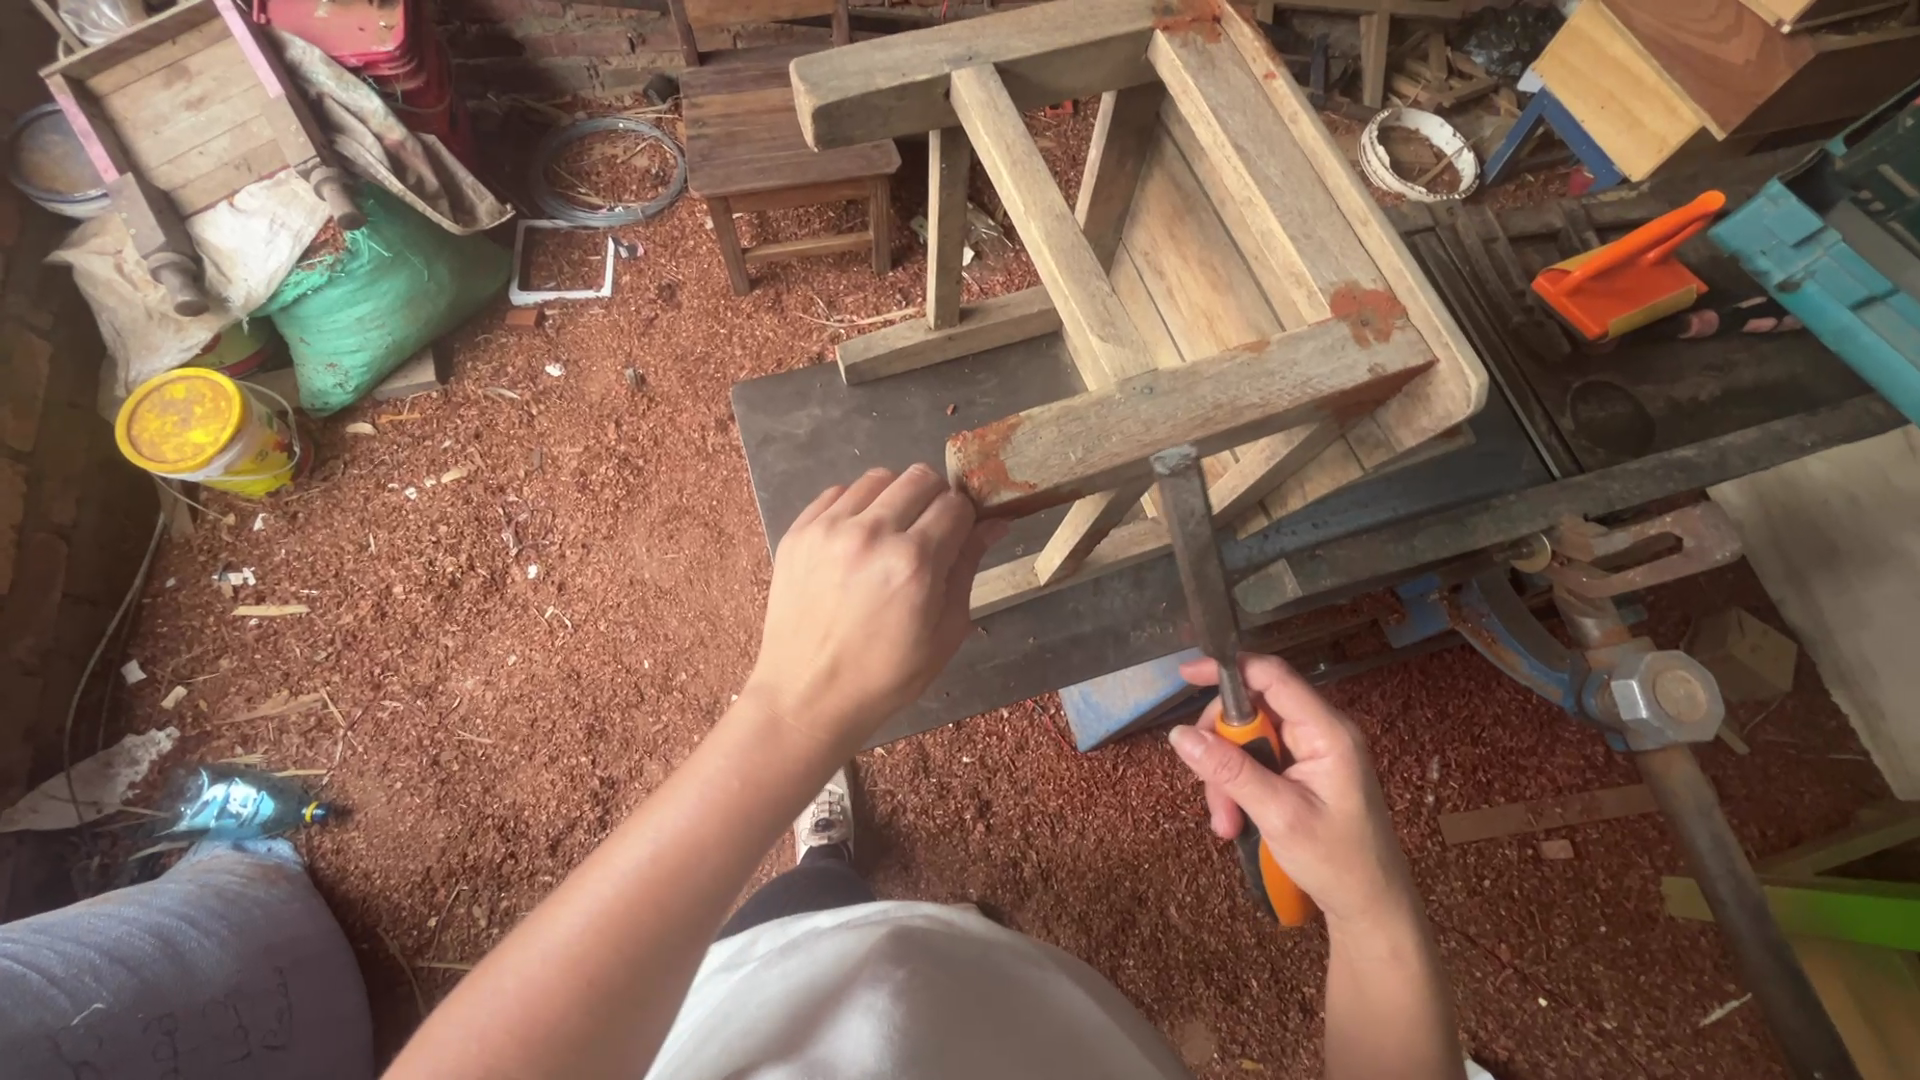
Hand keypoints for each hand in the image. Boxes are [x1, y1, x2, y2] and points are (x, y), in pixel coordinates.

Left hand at [741, 465, 1004, 757]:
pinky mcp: (798, 532)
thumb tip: (996, 524)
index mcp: (915, 563)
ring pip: (878, 477)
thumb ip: (968, 567)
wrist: (807, 697)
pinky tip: (857, 540)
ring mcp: (829, 529)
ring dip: (894, 498)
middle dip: (934, 499)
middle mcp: (871, 534)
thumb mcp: (945, 632)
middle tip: (928, 532)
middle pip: (919, 477)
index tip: (959, 536)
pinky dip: (856, 507)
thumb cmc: (886, 675)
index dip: (964, 519)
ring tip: (890, 534)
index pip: (956, 504)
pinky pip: (837, 492)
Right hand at [1167, 654, 1415, 930]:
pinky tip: (1235, 821)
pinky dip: (1236, 786)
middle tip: (1208, 787)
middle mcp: (1318, 732)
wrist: (1371, 910)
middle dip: (1220, 748)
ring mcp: (1309, 752)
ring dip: (1225, 776)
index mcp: (1327, 732)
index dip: (1228, 669)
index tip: (1187, 674)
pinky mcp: (1300, 771)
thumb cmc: (1338, 862)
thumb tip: (1179, 734)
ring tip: (1226, 822)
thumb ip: (1230, 770)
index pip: (1272, 677)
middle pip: (1250, 711)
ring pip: (1246, 740)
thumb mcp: (1279, 816)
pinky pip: (1254, 761)